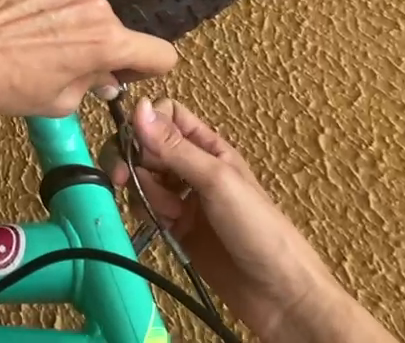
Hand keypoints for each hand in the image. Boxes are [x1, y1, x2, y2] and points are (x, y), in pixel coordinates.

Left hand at [0, 0, 177, 116]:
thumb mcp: (58, 102)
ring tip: (36, 39)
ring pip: (82, 5)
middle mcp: (89, 4)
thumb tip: (103, 78)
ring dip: (71, 20)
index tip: (128, 72)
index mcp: (105, 41)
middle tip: (66, 62)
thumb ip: (92, 87)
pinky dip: (45, 1)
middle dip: (99, 45)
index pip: (159, 53)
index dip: (147, 68)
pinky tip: (21, 19)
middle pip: (114, 27)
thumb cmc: (0, 81)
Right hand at [104, 99, 388, 341]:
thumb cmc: (259, 230)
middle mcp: (191, 167)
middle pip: (145, 144)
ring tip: (162, 210)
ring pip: (141, 174)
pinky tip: (163, 224)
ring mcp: (181, 196)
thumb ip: (174, 146)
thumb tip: (137, 106)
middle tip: (124, 177)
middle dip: (131, 157)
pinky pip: (144, 205)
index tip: (138, 142)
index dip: (147, 123)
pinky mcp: (174, 225)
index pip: (166, 116)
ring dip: (141, 188)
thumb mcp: (217, 180)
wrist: (281, 298)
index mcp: (208, 148)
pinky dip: (144, 210)